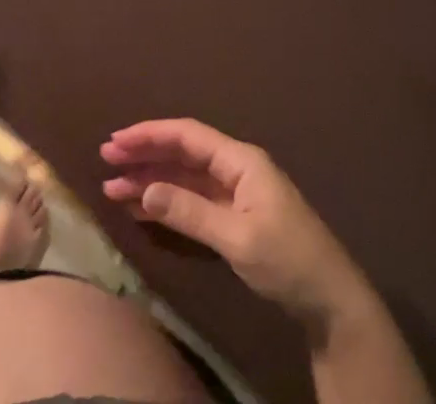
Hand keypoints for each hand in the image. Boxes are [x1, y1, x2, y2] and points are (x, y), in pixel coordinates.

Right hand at [101, 119, 369, 326]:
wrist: (330, 300)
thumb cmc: (288, 260)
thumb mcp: (237, 237)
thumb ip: (189, 211)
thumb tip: (144, 189)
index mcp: (242, 162)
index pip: (188, 136)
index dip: (150, 135)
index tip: (116, 141)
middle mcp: (236, 169)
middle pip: (182, 153)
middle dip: (144, 155)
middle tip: (105, 160)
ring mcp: (235, 194)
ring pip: (183, 178)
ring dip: (150, 181)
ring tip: (112, 188)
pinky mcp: (233, 217)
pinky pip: (192, 200)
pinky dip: (165, 203)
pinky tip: (140, 209)